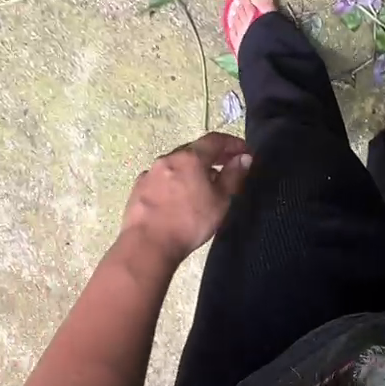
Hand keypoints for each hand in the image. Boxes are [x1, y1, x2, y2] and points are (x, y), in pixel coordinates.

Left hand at [118, 132, 252, 264]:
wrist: (147, 245)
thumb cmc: (190, 222)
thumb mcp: (220, 200)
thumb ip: (233, 176)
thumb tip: (243, 158)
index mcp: (190, 158)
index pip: (215, 140)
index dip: (233, 143)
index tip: (245, 152)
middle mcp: (168, 158)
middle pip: (194, 150)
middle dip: (213, 156)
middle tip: (228, 166)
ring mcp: (150, 172)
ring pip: (177, 163)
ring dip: (193, 169)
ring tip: (204, 184)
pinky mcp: (138, 188)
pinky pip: (162, 177)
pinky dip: (176, 180)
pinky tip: (179, 195)